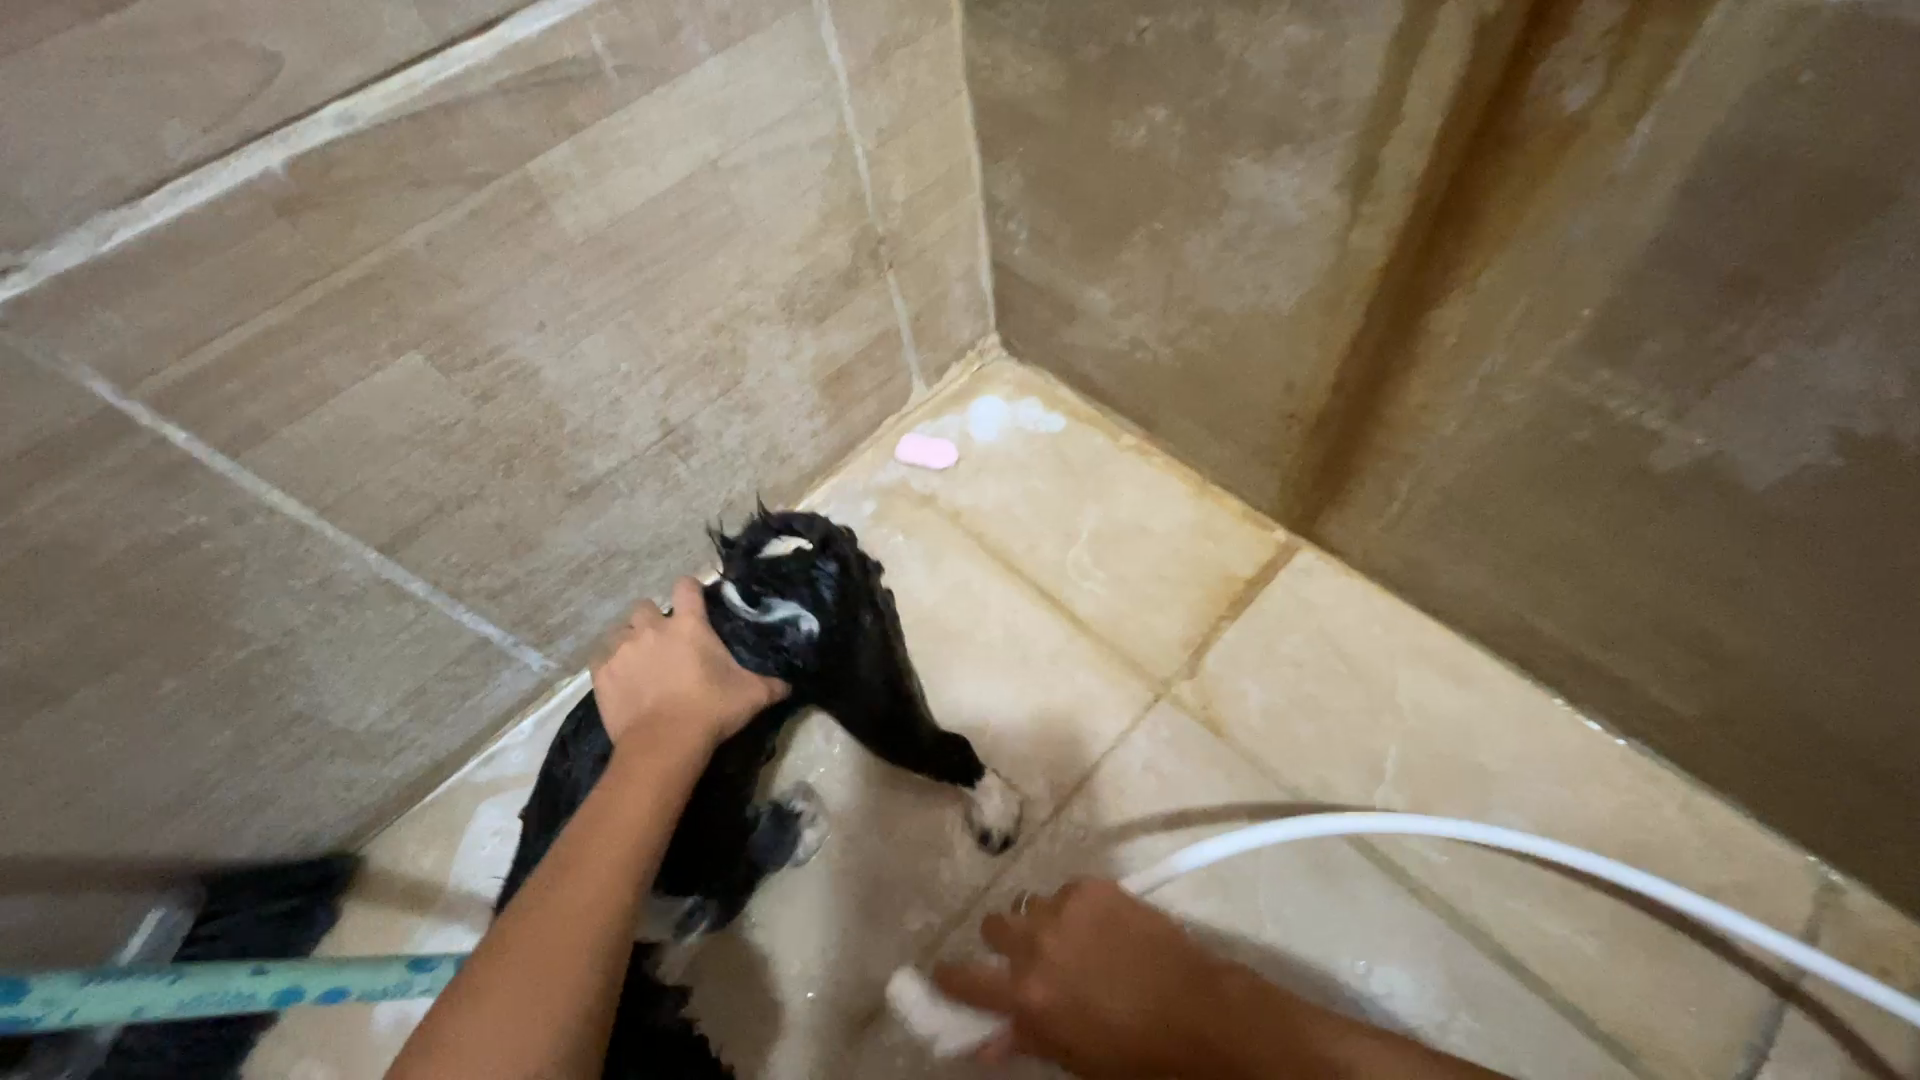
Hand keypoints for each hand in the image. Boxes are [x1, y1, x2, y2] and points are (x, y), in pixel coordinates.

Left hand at [591, 578, 788, 750]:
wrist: (663, 742)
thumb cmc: (711, 710)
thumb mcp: (752, 696)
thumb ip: (772, 685)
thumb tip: (788, 685)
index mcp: (689, 625)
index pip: (686, 586)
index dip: (691, 590)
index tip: (696, 603)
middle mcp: (652, 628)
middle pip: (646, 606)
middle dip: (653, 620)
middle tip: (665, 643)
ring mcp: (622, 649)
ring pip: (620, 631)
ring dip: (631, 642)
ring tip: (641, 664)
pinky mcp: (601, 673)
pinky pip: (602, 658)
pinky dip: (612, 665)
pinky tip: (623, 681)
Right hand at [931, 880, 1237, 1078]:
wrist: (1196, 1011)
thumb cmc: (1132, 1051)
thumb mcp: (1072, 1056)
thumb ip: (1025, 1039)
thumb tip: (984, 1044)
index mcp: (1025, 994)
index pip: (965, 978)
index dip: (950, 975)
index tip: (945, 972)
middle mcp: (1036, 944)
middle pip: (994, 925)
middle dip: (1003, 939)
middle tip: (1027, 953)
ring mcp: (1064, 909)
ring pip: (1031, 903)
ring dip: (1041, 920)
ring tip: (1071, 937)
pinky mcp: (1093, 887)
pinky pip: (1067, 890)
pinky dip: (1075, 907)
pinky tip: (1101, 926)